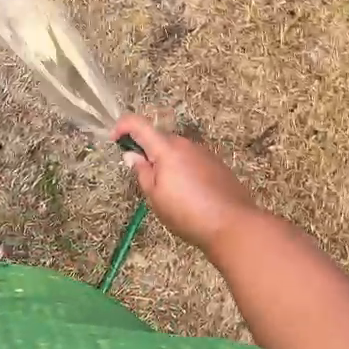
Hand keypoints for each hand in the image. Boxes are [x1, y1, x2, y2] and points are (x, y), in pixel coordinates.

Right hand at [114, 114, 259, 252]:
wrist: (234, 225)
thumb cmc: (188, 213)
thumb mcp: (155, 197)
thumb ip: (142, 172)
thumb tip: (132, 155)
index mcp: (166, 148)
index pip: (138, 123)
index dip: (122, 126)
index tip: (114, 140)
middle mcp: (185, 144)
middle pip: (158, 138)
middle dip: (146, 151)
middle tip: (145, 178)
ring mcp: (204, 153)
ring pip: (176, 150)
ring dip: (166, 162)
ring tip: (170, 192)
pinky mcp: (218, 165)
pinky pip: (192, 159)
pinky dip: (183, 169)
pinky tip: (190, 195)